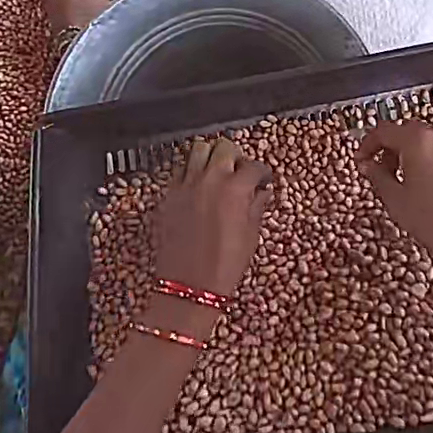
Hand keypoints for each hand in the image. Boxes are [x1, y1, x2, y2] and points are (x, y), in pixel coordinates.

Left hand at [154, 138, 273, 296]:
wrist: (189, 285)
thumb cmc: (225, 264)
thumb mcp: (251, 235)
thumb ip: (256, 206)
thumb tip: (261, 192)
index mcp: (236, 189)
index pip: (253, 166)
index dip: (262, 172)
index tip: (263, 179)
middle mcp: (210, 180)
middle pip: (224, 147)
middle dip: (235, 156)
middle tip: (239, 172)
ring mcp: (186, 185)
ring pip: (198, 149)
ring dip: (211, 156)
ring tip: (216, 172)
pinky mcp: (169, 195)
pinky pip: (180, 169)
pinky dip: (191, 171)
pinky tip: (198, 186)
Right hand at [356, 121, 432, 311]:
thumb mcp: (396, 201)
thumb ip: (377, 176)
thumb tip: (369, 165)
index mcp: (419, 142)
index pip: (384, 130)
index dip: (369, 144)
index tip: (363, 158)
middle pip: (411, 133)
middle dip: (395, 149)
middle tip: (386, 171)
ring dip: (420, 156)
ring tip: (416, 185)